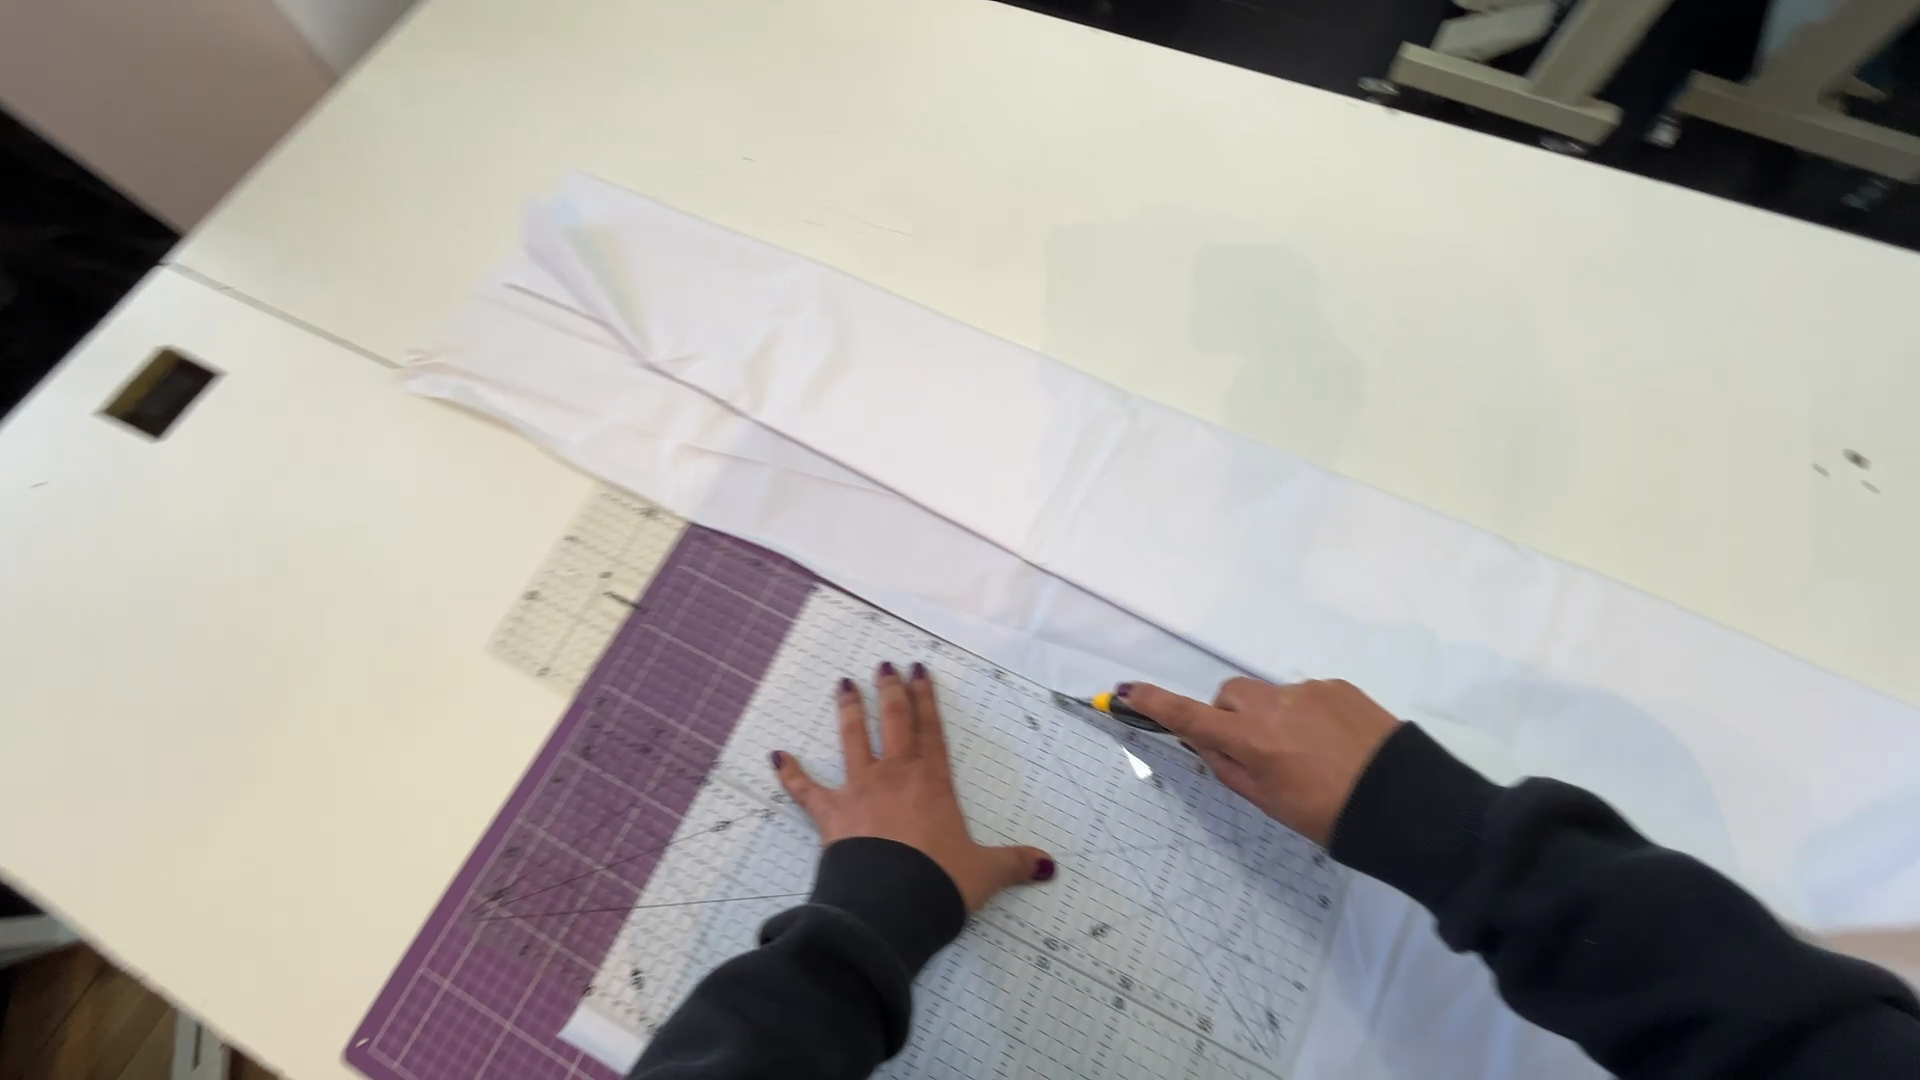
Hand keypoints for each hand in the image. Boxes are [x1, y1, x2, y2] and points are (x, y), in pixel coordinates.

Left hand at [772, 661, 1055, 911]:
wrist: (891, 909)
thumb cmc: (939, 884)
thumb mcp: (985, 873)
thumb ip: (1015, 863)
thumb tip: (1049, 866)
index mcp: (933, 782)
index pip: (931, 729)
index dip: (926, 697)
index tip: (918, 669)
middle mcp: (896, 775)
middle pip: (894, 723)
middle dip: (890, 691)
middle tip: (884, 665)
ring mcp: (861, 790)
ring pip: (853, 740)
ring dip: (849, 711)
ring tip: (844, 684)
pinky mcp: (831, 814)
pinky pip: (806, 790)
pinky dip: (791, 774)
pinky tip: (777, 755)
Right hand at [1124, 678, 1401, 845]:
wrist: (1414, 807)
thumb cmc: (1331, 816)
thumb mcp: (1270, 803)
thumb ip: (1230, 768)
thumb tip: (1208, 742)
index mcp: (1250, 740)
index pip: (1189, 717)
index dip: (1153, 703)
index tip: (1124, 690)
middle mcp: (1271, 706)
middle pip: (1228, 696)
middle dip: (1231, 716)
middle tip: (1256, 750)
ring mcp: (1306, 691)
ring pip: (1267, 696)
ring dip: (1272, 716)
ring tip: (1309, 752)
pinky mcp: (1337, 685)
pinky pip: (1304, 694)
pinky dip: (1307, 713)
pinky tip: (1335, 742)